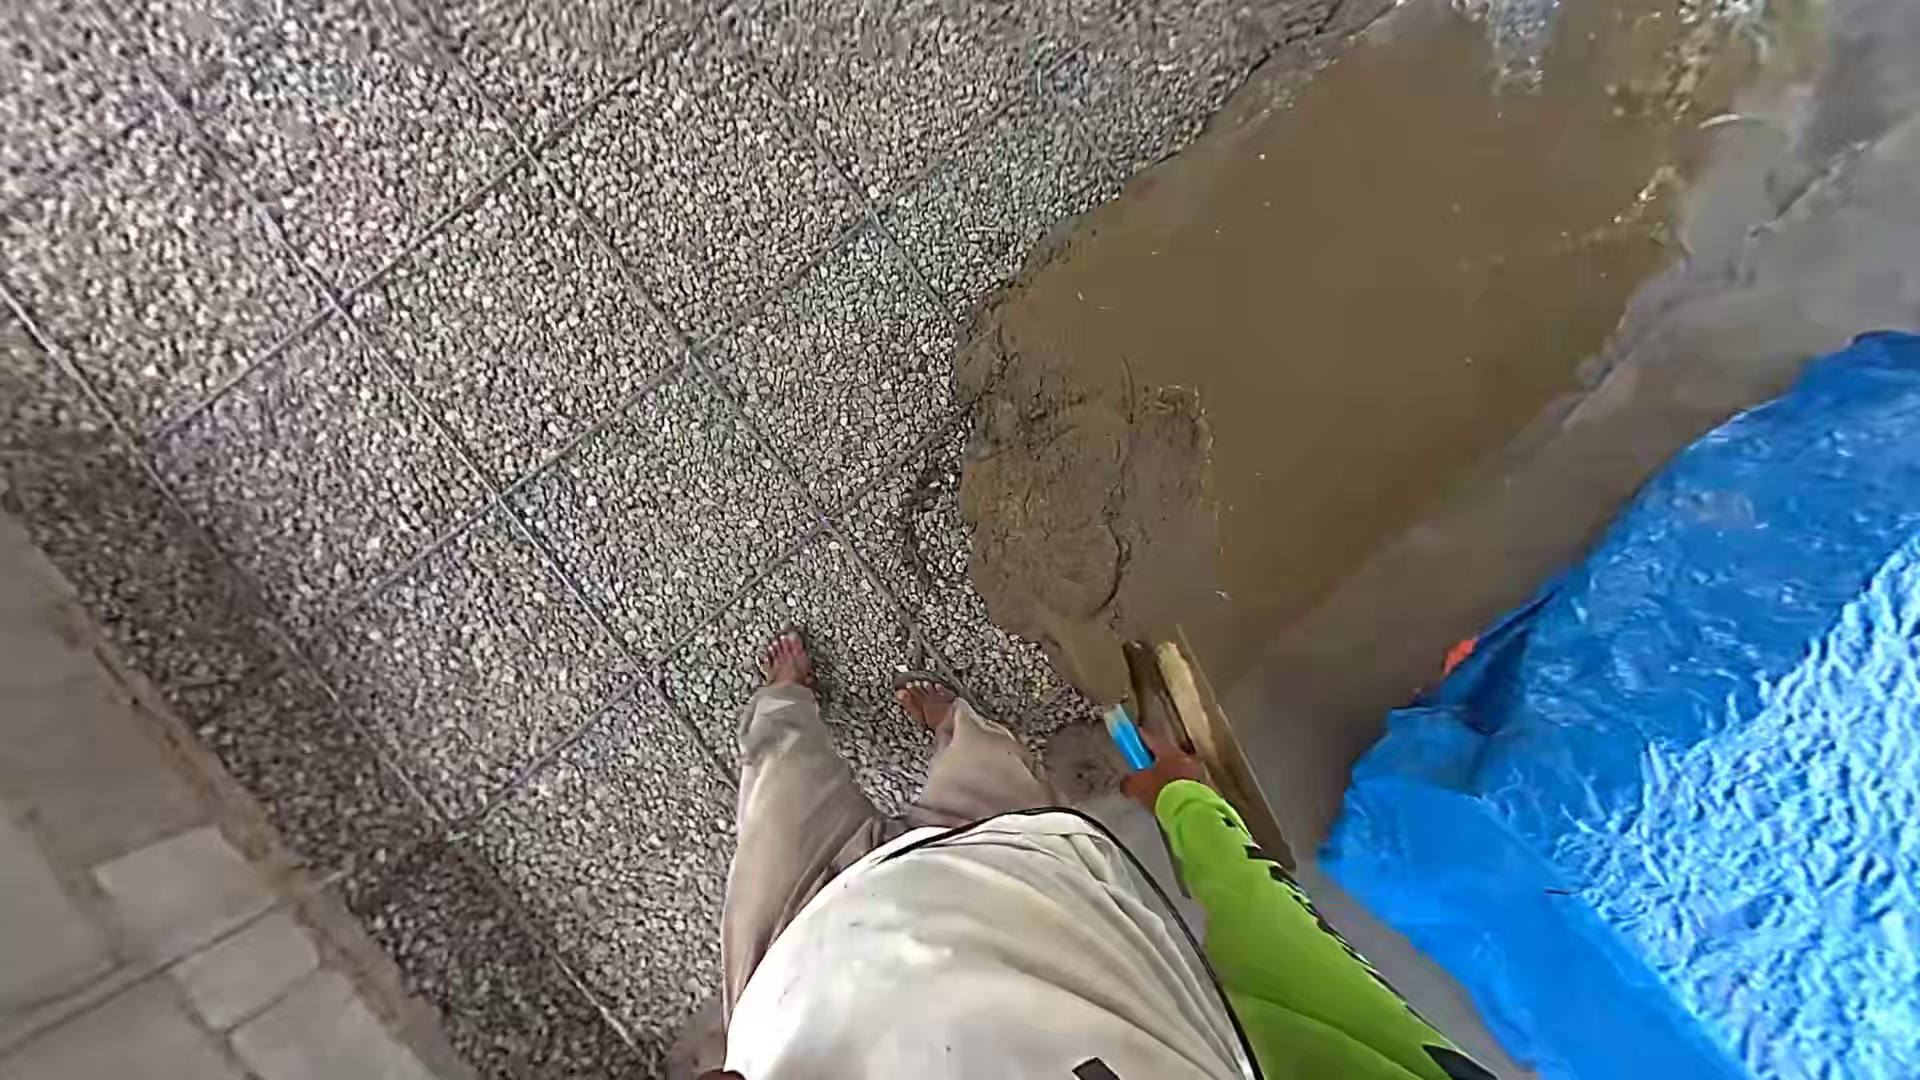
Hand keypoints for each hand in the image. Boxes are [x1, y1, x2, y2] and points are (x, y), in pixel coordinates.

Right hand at [1121, 731, 1208, 810]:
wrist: (1190, 812)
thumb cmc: (1162, 791)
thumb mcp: (1137, 785)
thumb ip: (1129, 781)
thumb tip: (1127, 783)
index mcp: (1167, 750)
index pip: (1149, 737)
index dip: (1137, 738)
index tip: (1130, 738)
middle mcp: (1183, 757)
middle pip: (1164, 754)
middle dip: (1153, 760)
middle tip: (1142, 769)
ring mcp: (1195, 772)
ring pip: (1175, 770)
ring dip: (1165, 776)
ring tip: (1154, 789)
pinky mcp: (1201, 789)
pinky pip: (1183, 784)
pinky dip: (1175, 789)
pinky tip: (1166, 799)